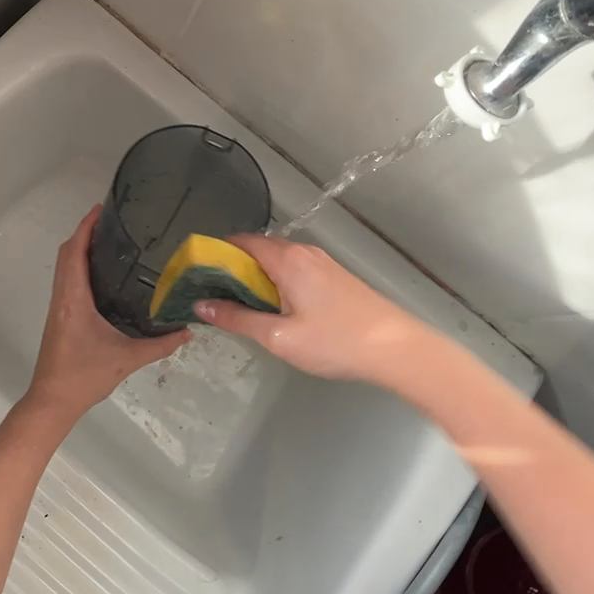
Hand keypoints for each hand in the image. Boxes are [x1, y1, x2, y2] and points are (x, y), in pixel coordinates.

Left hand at [23, 206, 189, 422]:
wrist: (53, 400)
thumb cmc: (84, 376)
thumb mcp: (127, 359)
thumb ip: (160, 345)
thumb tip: (188, 331)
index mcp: (74, 299)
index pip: (75, 252)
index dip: (86, 227)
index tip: (102, 209)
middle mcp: (63, 297)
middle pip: (67, 254)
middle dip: (85, 233)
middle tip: (112, 222)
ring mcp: (59, 307)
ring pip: (65, 267)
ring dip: (80, 249)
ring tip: (110, 241)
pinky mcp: (60, 317)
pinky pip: (67, 281)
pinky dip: (79, 266)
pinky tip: (102, 274)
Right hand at [192, 235, 442, 385]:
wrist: (399, 351)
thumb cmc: (337, 342)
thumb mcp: (279, 337)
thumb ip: (237, 320)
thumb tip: (201, 306)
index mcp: (287, 259)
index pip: (238, 241)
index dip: (212, 255)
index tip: (194, 276)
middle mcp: (303, 253)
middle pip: (255, 249)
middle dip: (229, 269)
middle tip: (210, 297)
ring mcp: (321, 264)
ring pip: (274, 262)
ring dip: (252, 279)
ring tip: (235, 307)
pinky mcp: (333, 277)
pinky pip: (291, 271)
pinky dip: (272, 284)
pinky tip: (270, 310)